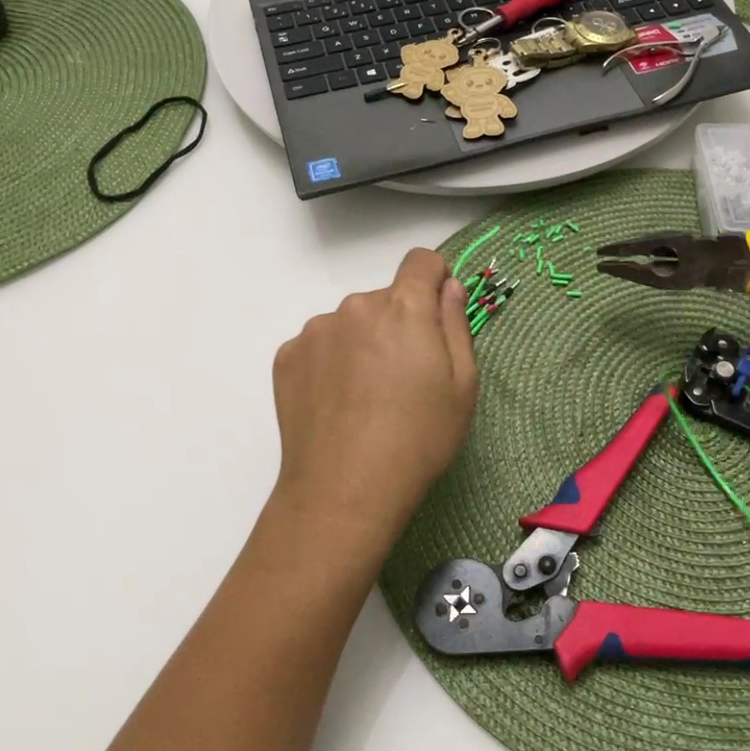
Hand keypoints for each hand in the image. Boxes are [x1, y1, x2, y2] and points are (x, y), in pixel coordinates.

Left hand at [270, 249, 478, 543]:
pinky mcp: (287, 358)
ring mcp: (316, 331)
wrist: (345, 489)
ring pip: (351, 323)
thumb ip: (456, 325)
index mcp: (404, 307)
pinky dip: (332, 364)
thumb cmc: (418, 439)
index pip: (421, 261)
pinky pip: (320, 347)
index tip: (437, 314)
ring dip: (363, 343)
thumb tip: (449, 287)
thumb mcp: (462, 386)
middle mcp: (356, 306)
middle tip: (406, 378)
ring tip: (368, 398)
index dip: (435, 280)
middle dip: (399, 324)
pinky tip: (340, 406)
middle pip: (385, 298)